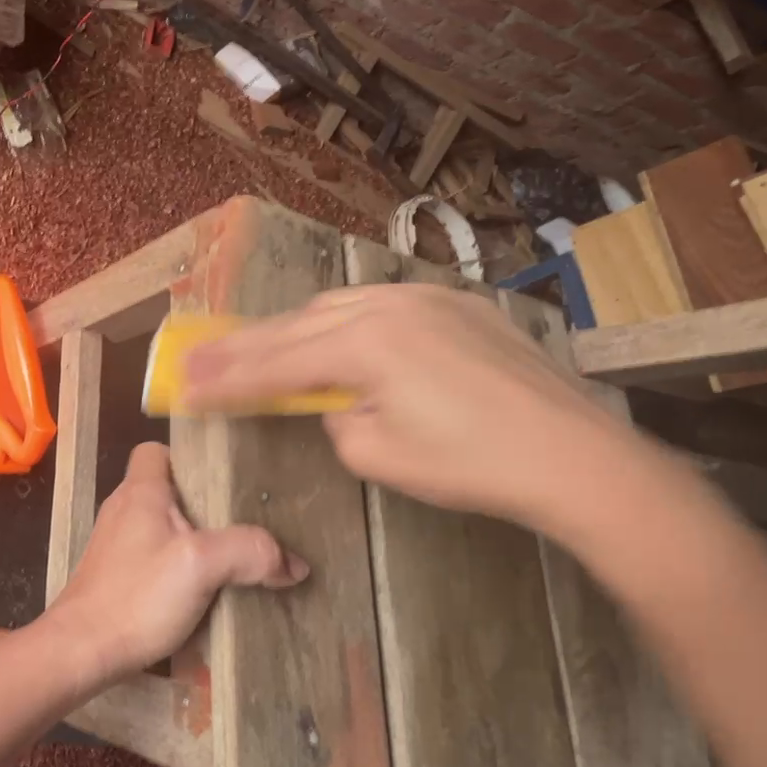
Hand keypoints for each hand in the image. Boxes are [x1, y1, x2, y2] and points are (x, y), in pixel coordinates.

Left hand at [43, 443, 306, 684]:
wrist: (84, 646)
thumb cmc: (136, 595)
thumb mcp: (200, 565)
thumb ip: (248, 551)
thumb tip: (293, 562)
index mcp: (139, 491)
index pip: (156, 451)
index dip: (189, 458)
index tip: (227, 481)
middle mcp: (124, 508)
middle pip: (169, 489)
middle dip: (208, 505)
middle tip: (250, 526)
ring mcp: (118, 542)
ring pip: (166, 526)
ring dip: (199, 540)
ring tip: (240, 560)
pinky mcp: (118, 572)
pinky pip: (158, 555)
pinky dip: (183, 565)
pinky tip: (210, 590)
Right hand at [179, 283, 644, 531]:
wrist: (583, 461)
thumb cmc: (472, 467)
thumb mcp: (374, 455)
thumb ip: (330, 416)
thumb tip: (330, 398)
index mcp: (363, 345)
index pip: (274, 363)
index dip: (225, 378)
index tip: (183, 384)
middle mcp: (386, 307)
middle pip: (294, 325)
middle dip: (243, 346)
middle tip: (198, 358)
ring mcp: (425, 298)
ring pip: (333, 305)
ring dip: (291, 329)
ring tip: (259, 346)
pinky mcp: (458, 304)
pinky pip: (379, 304)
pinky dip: (343, 321)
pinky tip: (335, 336)